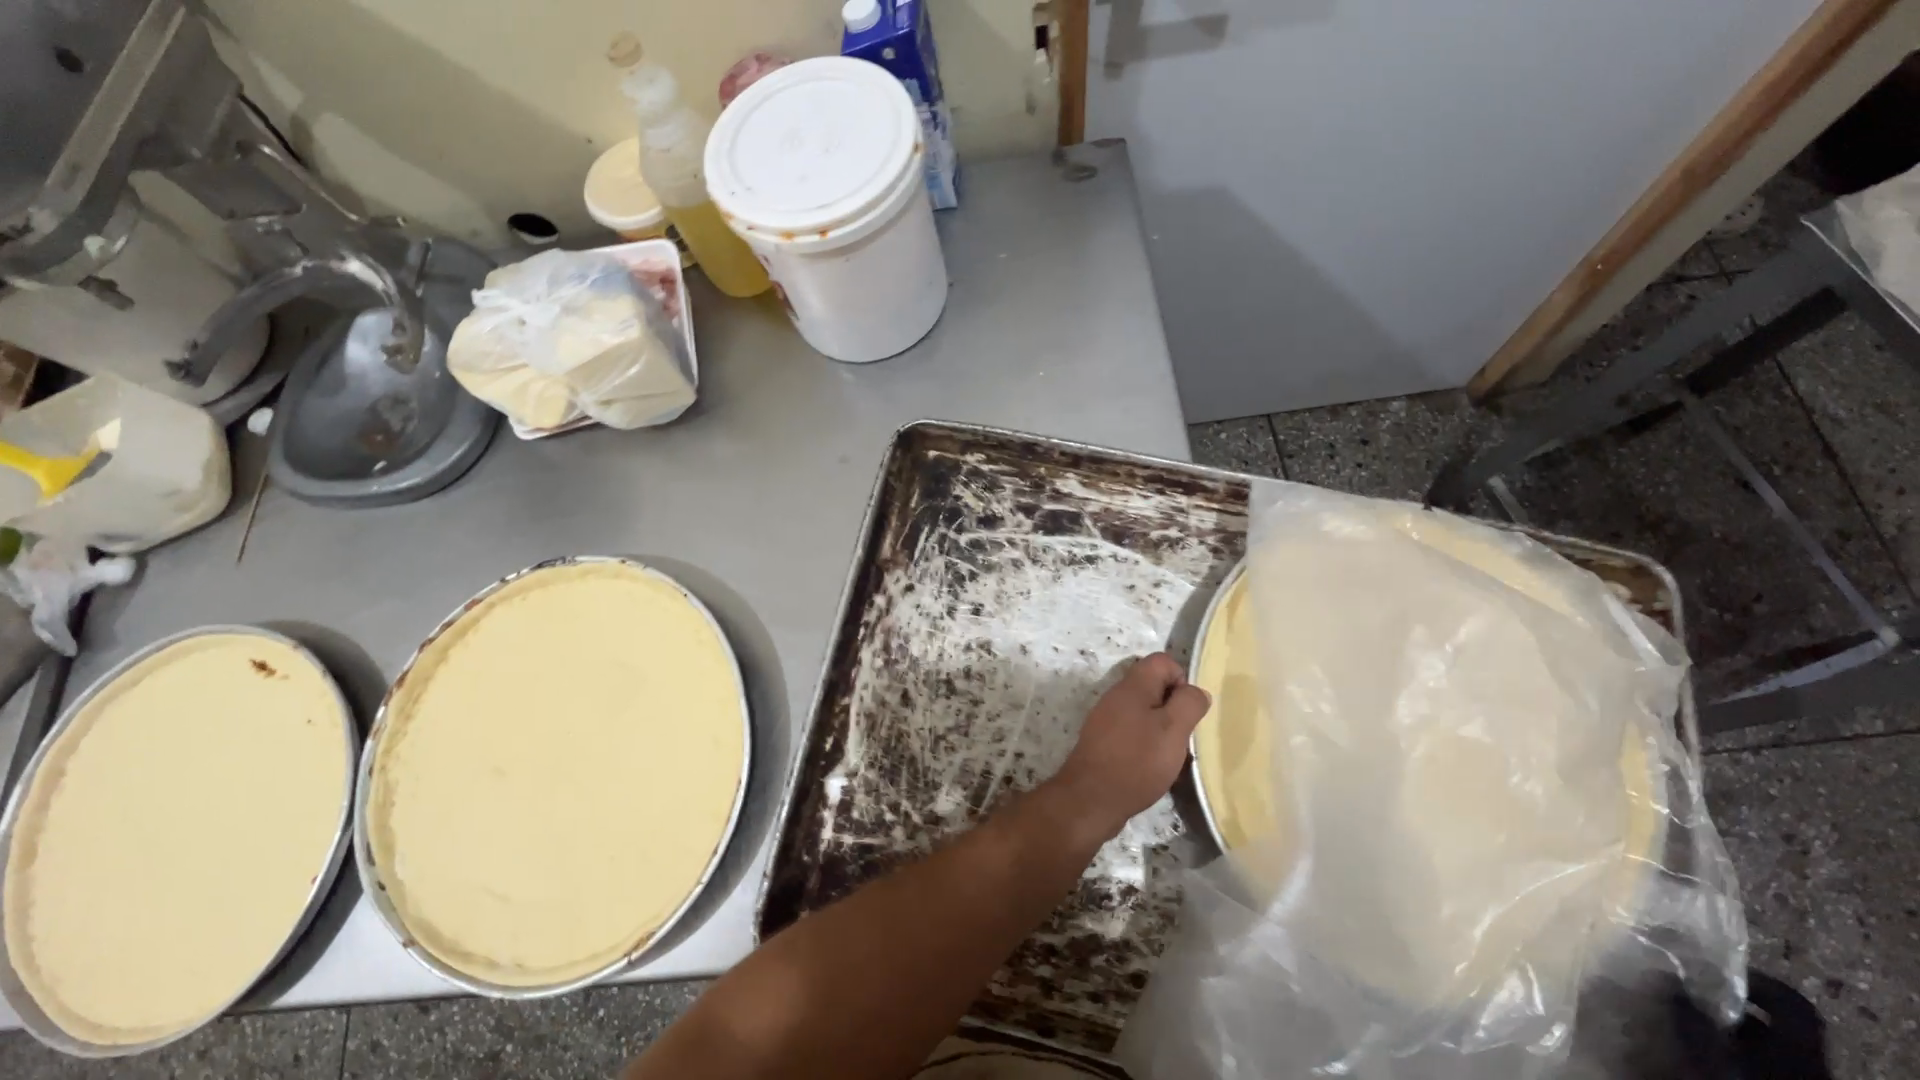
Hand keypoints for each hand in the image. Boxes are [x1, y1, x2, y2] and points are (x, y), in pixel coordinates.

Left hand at [1044, 653, 1210, 845]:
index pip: (1161, 661)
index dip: (1182, 680)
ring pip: (1144, 713)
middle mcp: (1116, 698)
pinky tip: (1153, 769)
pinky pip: (1132, 734)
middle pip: (1153, 687)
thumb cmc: (1136, 761)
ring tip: (1171, 757)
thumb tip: (1196, 691)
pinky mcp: (1103, 744)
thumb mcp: (1173, 730)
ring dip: (1162, 730)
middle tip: (1183, 737)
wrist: (1090, 800)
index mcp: (1132, 687)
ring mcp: (1106, 721)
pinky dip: (1147, 746)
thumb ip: (1189, 704)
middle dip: (1174, 709)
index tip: (1188, 711)